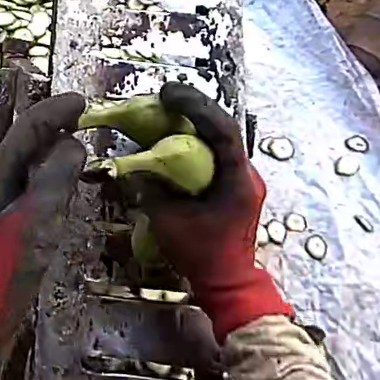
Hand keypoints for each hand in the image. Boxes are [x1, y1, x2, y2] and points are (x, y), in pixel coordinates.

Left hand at [0, 92, 85, 379]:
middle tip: (84, 117)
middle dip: (51, 127)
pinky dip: (48, 180)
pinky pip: (28, 191)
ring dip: (49, 151)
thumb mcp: (34, 224)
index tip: (81, 101)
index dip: (54, 112)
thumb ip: (54, 180)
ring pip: (25, 168)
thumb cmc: (1, 273)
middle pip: (23, 145)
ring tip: (78, 143)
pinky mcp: (0, 229)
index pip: (26, 131)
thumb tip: (71, 144)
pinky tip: (62, 188)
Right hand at [136, 82, 288, 340]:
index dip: (195, 107)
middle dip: (192, 108)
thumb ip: (152, 190)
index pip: (222, 131)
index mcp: (237, 180)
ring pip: (217, 138)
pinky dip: (191, 141)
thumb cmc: (202, 255)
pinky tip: (170, 138)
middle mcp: (245, 174)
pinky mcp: (232, 185)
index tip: (167, 95)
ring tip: (163, 111)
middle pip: (222, 128)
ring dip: (191, 122)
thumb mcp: (168, 221)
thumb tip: (134, 166)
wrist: (229, 283)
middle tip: (163, 96)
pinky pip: (212, 153)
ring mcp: (241, 179)